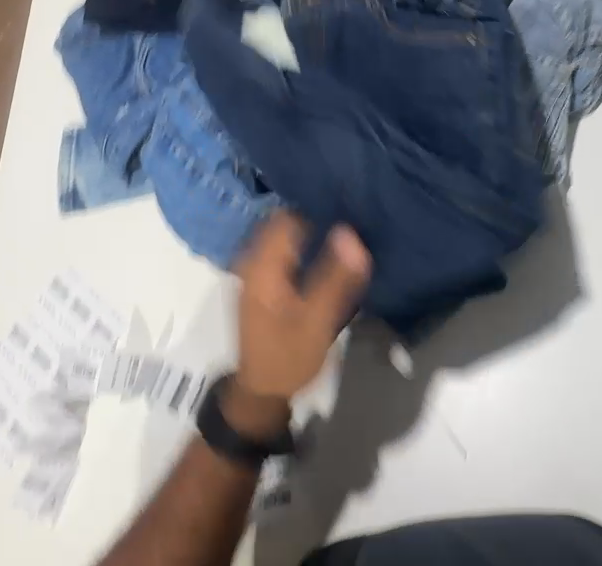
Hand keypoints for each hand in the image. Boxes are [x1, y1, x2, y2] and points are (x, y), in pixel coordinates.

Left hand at [229, 212, 370, 433]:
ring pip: (279, 235)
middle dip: (312, 218)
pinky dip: (298, 246)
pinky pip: (278, 250)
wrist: (261, 392)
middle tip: (346, 220)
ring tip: (338, 234)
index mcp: (262, 266)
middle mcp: (251, 262)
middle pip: (281, 222)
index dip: (316, 210)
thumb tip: (351, 233)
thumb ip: (336, 277)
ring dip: (306, 231)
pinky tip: (320, 254)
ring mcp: (250, 272)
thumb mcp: (318, 320)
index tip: (345, 210)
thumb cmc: (289, 356)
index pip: (287, 217)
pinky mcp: (257, 283)